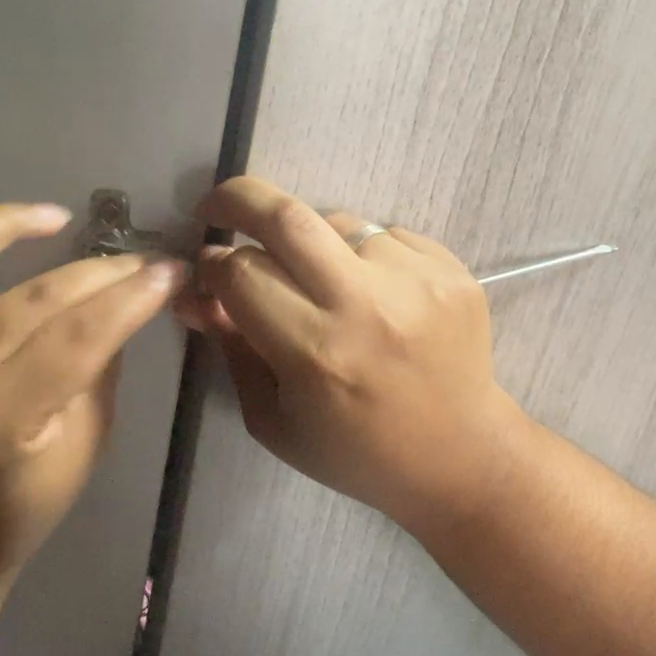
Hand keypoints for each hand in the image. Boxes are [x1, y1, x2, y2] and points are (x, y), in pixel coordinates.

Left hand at [0, 202, 186, 584]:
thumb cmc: (24, 505)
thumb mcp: (84, 446)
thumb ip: (100, 368)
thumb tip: (125, 303)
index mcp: (2, 418)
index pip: (74, 340)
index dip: (128, 301)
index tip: (173, 273)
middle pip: (42, 301)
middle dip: (109, 275)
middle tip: (157, 260)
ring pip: (9, 280)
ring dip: (73, 259)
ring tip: (123, 251)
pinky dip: (2, 232)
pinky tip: (47, 219)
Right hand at [174, 176, 525, 531]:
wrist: (463, 457)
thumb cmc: (356, 452)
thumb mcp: (274, 418)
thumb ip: (231, 347)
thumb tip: (193, 293)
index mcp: (316, 354)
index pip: (242, 273)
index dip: (213, 262)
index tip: (208, 265)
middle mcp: (366, 307)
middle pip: (286, 216)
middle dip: (238, 199)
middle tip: (218, 207)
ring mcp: (415, 281)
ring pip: (335, 221)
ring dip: (308, 241)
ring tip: (318, 280)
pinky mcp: (450, 268)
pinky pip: (381, 233)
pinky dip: (360, 253)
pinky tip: (370, 292)